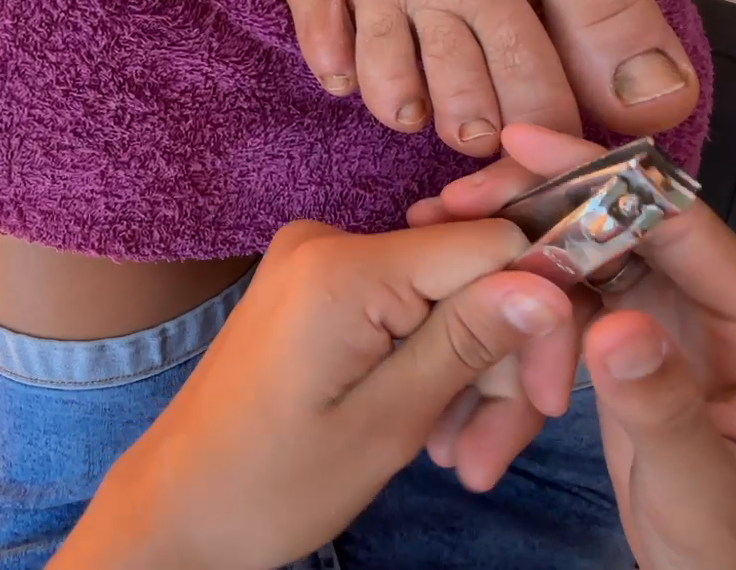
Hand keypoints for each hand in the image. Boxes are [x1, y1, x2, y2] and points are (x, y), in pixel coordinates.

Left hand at [50, 219, 575, 569]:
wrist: (181, 498)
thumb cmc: (274, 479)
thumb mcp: (387, 422)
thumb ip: (467, 342)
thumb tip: (553, 280)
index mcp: (344, 263)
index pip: (493, 245)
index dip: (539, 312)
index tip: (545, 396)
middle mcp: (329, 237)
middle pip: (467, 274)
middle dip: (496, 361)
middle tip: (488, 455)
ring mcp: (317, 256)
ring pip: (439, 296)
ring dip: (463, 373)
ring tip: (454, 455)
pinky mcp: (314, 281)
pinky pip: (399, 303)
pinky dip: (424, 359)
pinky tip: (424, 423)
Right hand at [209, 0, 698, 156]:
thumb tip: (653, 83)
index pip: (585, 88)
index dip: (597, 133)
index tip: (589, 143)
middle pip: (495, 102)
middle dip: (514, 137)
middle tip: (508, 151)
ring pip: (405, 89)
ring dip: (426, 113)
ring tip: (434, 120)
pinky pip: (325, 44)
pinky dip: (344, 71)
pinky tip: (348, 76)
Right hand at [418, 125, 735, 569]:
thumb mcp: (708, 506)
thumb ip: (665, 412)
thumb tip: (613, 324)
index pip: (685, 229)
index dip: (603, 177)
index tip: (520, 142)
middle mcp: (725, 316)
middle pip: (620, 232)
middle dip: (535, 213)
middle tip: (455, 203)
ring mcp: (677, 331)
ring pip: (584, 268)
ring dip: (515, 265)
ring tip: (442, 251)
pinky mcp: (636, 352)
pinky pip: (570, 314)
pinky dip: (520, 321)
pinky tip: (471, 323)